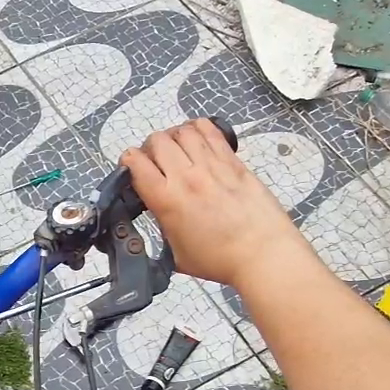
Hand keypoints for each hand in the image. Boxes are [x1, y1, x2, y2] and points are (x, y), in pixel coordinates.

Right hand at [120, 119, 309, 288]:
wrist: (261, 254)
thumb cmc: (219, 260)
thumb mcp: (175, 253)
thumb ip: (162, 229)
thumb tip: (159, 216)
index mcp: (166, 199)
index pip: (136, 163)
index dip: (128, 162)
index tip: (131, 170)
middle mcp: (186, 176)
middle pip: (157, 140)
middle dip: (150, 148)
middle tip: (155, 161)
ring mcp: (211, 165)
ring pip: (183, 131)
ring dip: (173, 137)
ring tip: (177, 150)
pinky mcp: (233, 162)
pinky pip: (210, 131)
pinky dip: (198, 129)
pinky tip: (198, 141)